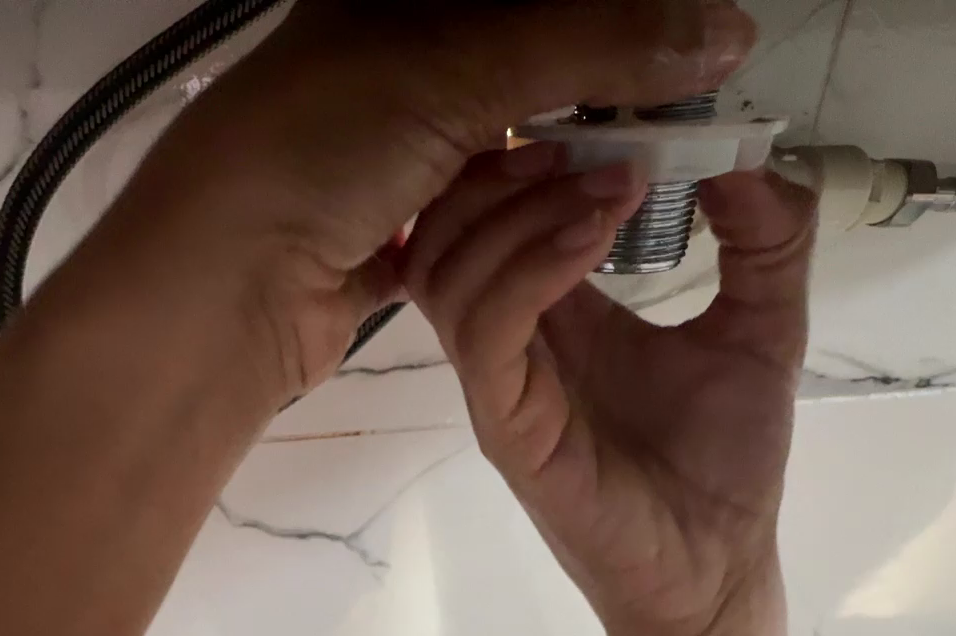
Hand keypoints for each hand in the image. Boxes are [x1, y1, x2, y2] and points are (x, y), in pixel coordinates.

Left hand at [112, 0, 755, 399]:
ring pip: (494, 157)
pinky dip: (501, 229)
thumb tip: (729, 34)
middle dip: (581, 101)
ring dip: (542, 174)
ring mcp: (380, 164)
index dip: (605, 23)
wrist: (227, 287)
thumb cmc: (325, 146)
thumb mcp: (455, 63)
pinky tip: (537, 230)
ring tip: (602, 183)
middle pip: (514, 72)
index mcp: (389, 5)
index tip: (678, 53)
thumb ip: (593, 40)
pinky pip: (464, 226)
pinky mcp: (382, 241)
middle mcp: (381, 76)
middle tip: (656, 124)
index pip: (522, 6)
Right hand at [403, 148, 817, 635]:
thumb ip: (763, 242)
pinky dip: (530, 271)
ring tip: (604, 186)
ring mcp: (500, 389)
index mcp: (552, 319)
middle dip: (499, 176)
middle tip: (581, 141)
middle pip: (444, 240)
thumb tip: (749, 154)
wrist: (710, 567)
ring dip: (518, 214)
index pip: (489, 224)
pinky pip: (486, 336)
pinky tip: (597, 233)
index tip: (596, 116)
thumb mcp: (761, 328)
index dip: (519, 162)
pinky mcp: (508, 428)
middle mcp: (509, 347)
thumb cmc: (720, 464)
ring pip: (450, 279)